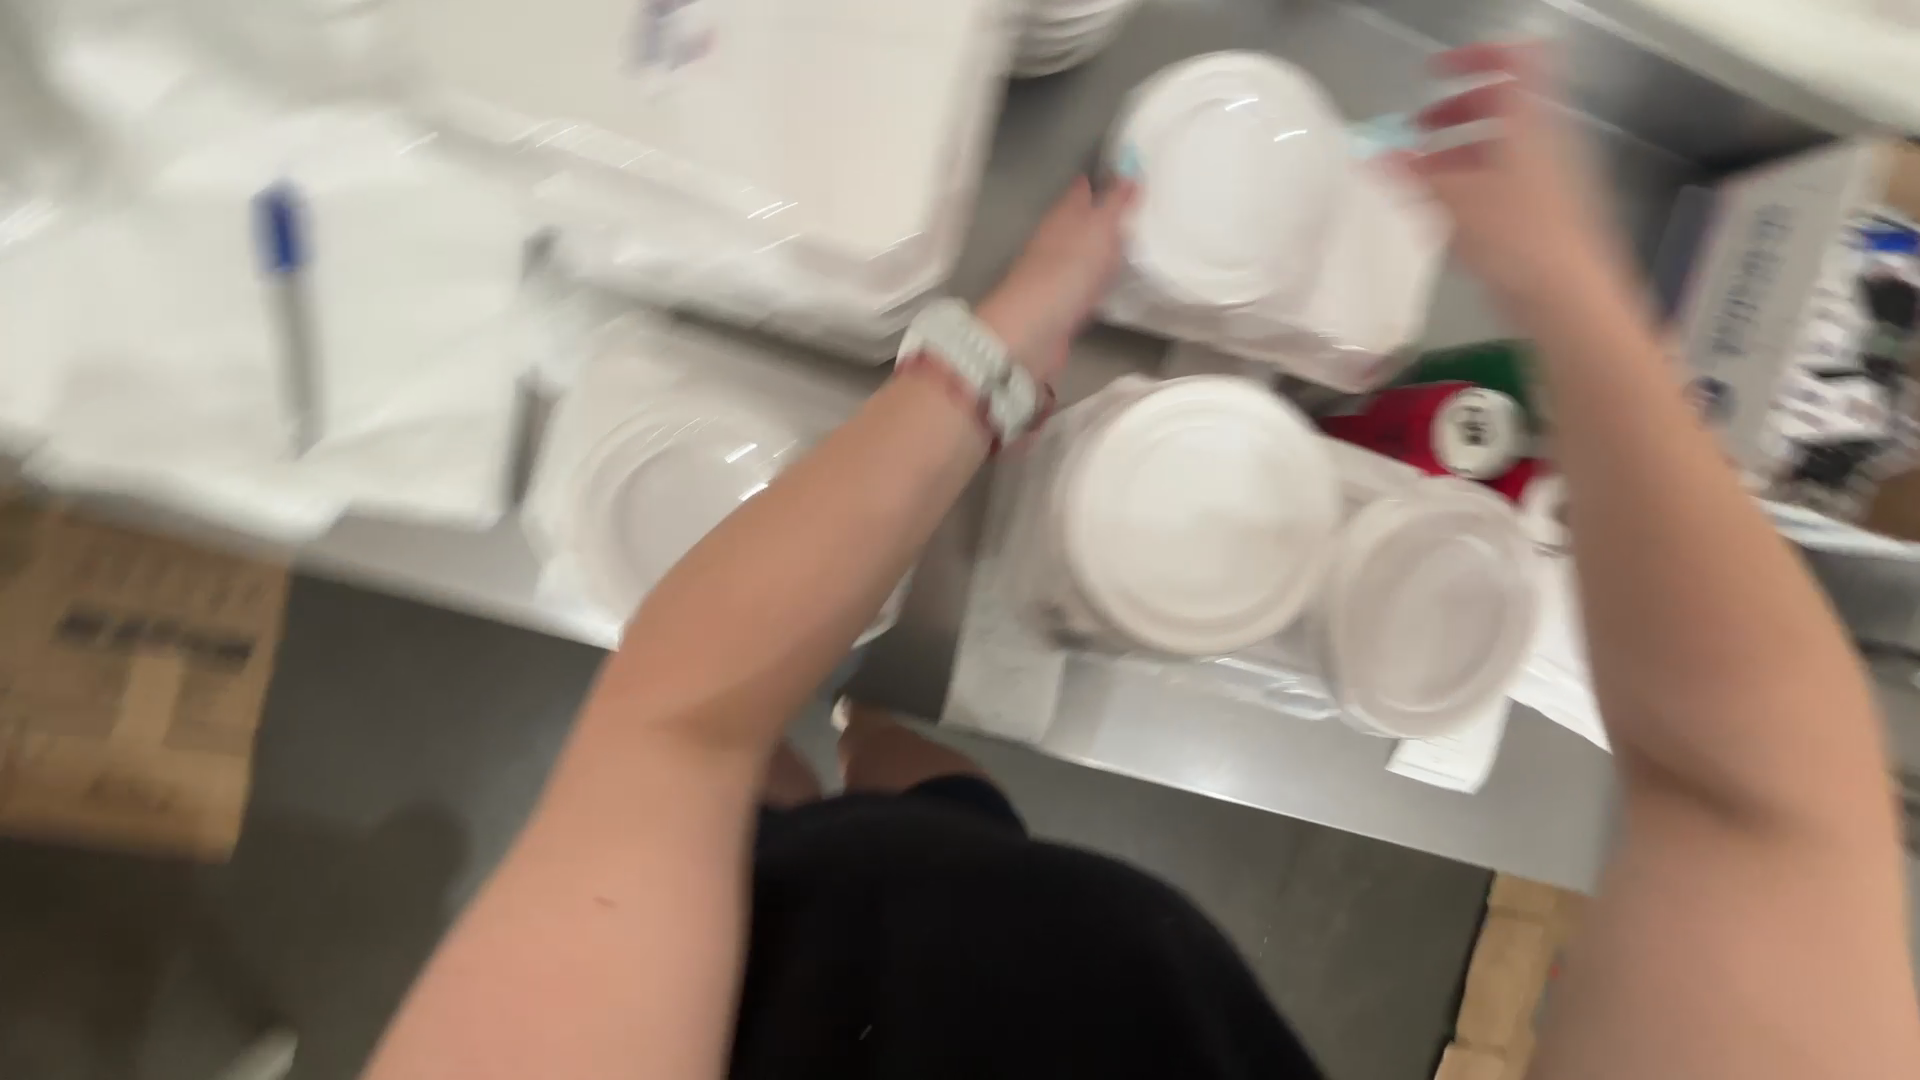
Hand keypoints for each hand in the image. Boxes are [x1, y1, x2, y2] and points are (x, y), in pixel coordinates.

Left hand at [977, 176, 1138, 383]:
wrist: (1033, 331)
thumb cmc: (1066, 271)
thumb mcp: (1099, 228)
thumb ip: (1115, 203)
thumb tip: (1128, 174)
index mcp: (1062, 218)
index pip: (1081, 192)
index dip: (1101, 183)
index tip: (1125, 176)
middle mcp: (1055, 244)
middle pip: (1081, 225)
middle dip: (1102, 217)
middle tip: (1134, 213)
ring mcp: (1055, 278)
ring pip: (1082, 257)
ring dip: (1100, 252)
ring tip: (1130, 247)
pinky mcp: (1060, 309)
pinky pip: (1084, 289)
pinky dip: (1097, 285)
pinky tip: (1112, 287)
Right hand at [1407, 43, 1625, 302]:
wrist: (1563, 293)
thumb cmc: (1516, 237)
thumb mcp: (1456, 202)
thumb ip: (1413, 175)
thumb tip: (1374, 155)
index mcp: (1526, 125)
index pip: (1513, 63)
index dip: (1475, 58)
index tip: (1433, 72)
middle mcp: (1534, 143)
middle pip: (1497, 106)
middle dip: (1451, 112)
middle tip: (1412, 134)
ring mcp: (1533, 178)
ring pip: (1488, 149)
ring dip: (1448, 154)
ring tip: (1411, 178)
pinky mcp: (1526, 212)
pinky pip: (1487, 184)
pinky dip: (1457, 186)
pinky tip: (1431, 212)